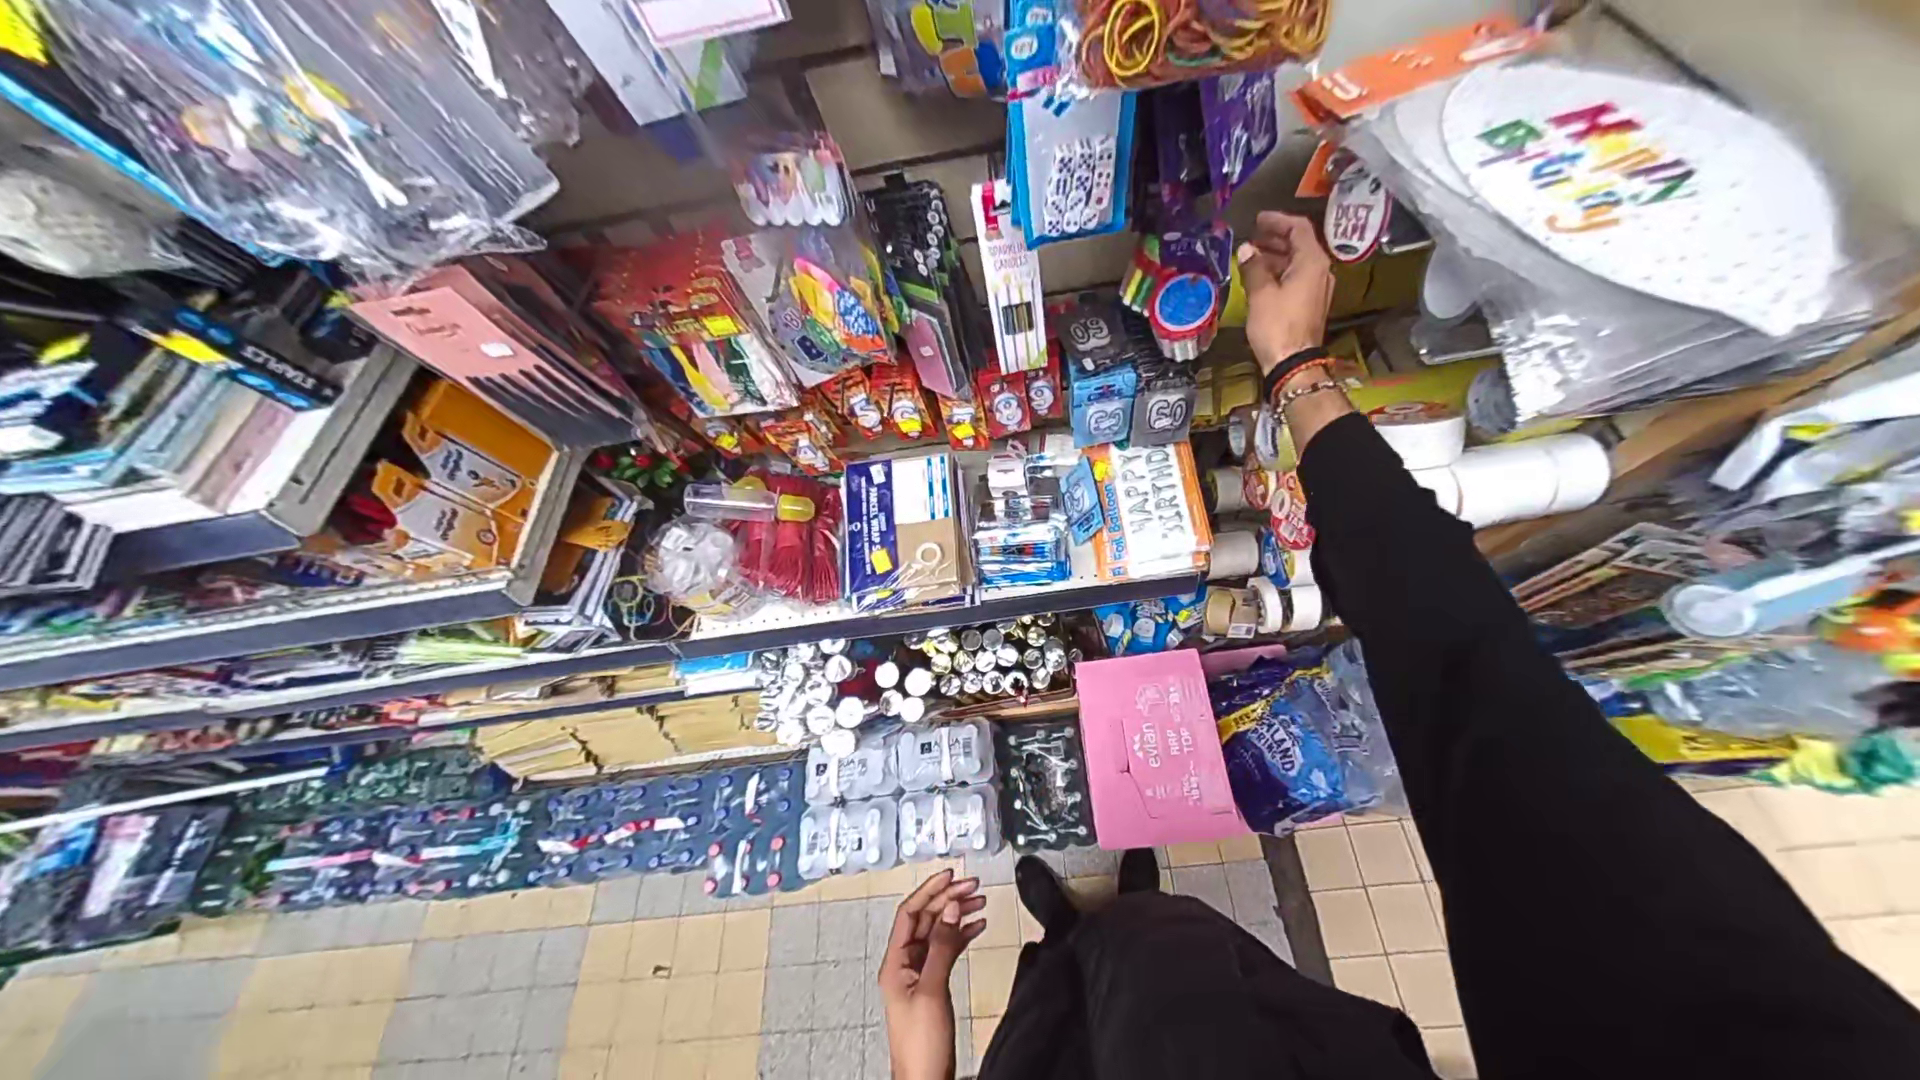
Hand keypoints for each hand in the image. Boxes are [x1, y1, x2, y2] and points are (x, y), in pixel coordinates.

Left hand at [879, 870, 986, 1079]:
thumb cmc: (921, 1046)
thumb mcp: (932, 989)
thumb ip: (941, 946)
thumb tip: (950, 908)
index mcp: (895, 962)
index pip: (910, 912)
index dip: (929, 890)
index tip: (948, 875)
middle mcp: (905, 963)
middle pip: (927, 919)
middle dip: (949, 899)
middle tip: (972, 885)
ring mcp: (919, 974)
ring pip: (939, 931)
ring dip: (958, 914)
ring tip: (979, 900)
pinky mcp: (933, 984)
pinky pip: (947, 949)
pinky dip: (962, 934)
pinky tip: (977, 926)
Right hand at [1239, 211, 1335, 374]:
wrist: (1293, 362)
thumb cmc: (1277, 326)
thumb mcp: (1261, 294)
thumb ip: (1254, 268)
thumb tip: (1246, 250)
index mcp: (1312, 262)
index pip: (1298, 229)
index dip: (1278, 221)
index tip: (1258, 219)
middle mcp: (1320, 271)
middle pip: (1299, 245)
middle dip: (1275, 239)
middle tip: (1252, 237)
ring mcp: (1317, 288)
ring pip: (1297, 262)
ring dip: (1275, 256)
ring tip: (1252, 256)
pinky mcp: (1310, 304)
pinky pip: (1296, 278)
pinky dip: (1279, 272)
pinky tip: (1261, 278)